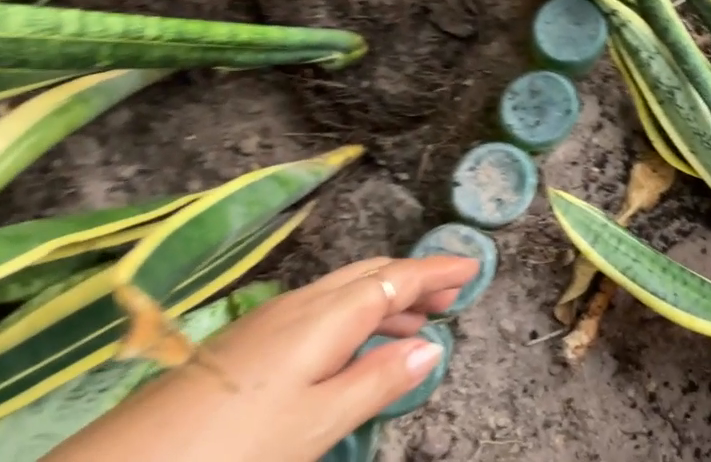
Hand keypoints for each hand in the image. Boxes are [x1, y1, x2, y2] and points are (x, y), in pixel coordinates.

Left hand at [47, 255, 478, 461]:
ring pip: (343, 292)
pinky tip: (353, 348)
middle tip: (452, 295)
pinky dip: (353, 316)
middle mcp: (299, 305)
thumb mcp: (319, 422)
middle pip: (370, 275)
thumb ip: (378, 380)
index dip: (438, 270)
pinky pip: (319, 311)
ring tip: (415, 324)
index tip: (474, 265)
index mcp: (325, 316)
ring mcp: (267, 321)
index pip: (397, 278)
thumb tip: (430, 347)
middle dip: (415, 279)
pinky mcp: (243, 345)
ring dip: (385, 299)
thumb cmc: (235, 445)